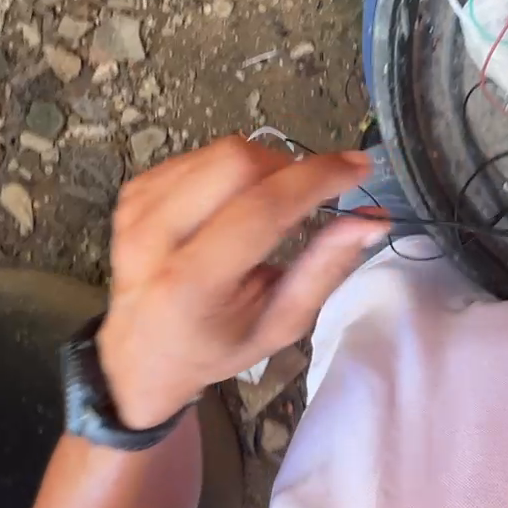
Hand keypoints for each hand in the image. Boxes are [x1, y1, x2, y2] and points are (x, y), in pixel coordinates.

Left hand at [99, 138, 386, 428]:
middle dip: (289, 168)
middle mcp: (153, 238)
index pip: (262, 208)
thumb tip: (374, 219)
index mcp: (191, 284)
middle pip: (236, 161)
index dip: (318, 178)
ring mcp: (137, 209)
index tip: (359, 166)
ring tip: (272, 202)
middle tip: (308, 194)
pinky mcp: (134, 192)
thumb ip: (326, 268)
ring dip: (264, 167)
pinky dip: (234, 170)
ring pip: (220, 151)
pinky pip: (200, 155)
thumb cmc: (217, 345)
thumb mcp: (281, 324)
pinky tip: (236, 203)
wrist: (140, 356)